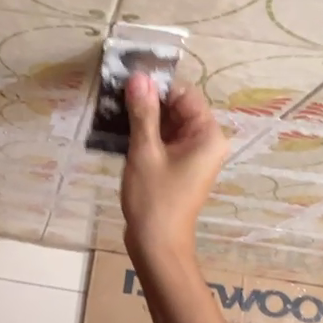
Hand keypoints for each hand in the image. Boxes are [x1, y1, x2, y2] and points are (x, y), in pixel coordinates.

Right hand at [121, 71, 227, 258]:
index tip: (127, 81)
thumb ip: (143, 113)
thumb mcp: (145, 152)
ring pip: (169, 124)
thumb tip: (138, 78)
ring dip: (145, 118)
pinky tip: (122, 131)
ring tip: (114, 111)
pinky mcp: (179, 167)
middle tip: (116, 95)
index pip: (185, 95)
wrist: (157, 244)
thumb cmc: (154, 199)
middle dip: (149, 101)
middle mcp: (207, 142)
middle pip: (178, 108)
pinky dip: (146, 134)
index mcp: (208, 135)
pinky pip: (165, 140)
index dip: (158, 86)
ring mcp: (194, 156)